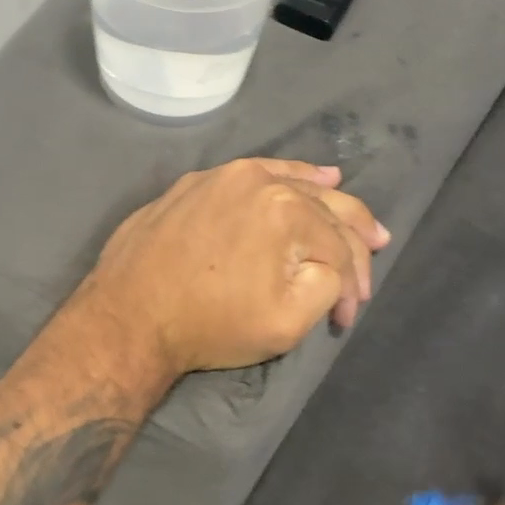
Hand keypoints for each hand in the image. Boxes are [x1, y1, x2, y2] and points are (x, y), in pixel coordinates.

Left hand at [79, 157, 389, 373]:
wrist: (127, 320)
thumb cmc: (209, 327)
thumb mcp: (287, 323)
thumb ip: (328, 287)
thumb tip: (333, 271)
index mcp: (288, 210)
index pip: (339, 248)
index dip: (353, 285)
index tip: (346, 318)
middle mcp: (259, 180)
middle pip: (323, 208)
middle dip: (353, 238)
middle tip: (377, 249)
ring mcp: (221, 177)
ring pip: (291, 183)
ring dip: (328, 200)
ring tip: (356, 214)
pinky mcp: (193, 186)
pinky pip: (251, 177)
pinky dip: (285, 179)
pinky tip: (307, 177)